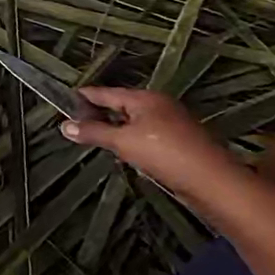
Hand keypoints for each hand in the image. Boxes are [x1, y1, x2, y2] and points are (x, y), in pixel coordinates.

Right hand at [60, 87, 249, 197]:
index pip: (104, 92)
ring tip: (92, 137)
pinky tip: (120, 150)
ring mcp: (170, 122)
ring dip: (113, 128)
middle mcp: (158, 105)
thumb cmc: (164, 154)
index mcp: (144, 98)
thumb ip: (93, 132)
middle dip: (97, 113)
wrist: (213, 182)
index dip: (82, 96)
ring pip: (132, 120)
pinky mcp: (177, 140)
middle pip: (119, 104)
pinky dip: (128, 138)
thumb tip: (64, 125)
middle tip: (73, 123)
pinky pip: (144, 133)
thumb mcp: (121, 142)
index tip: (61, 100)